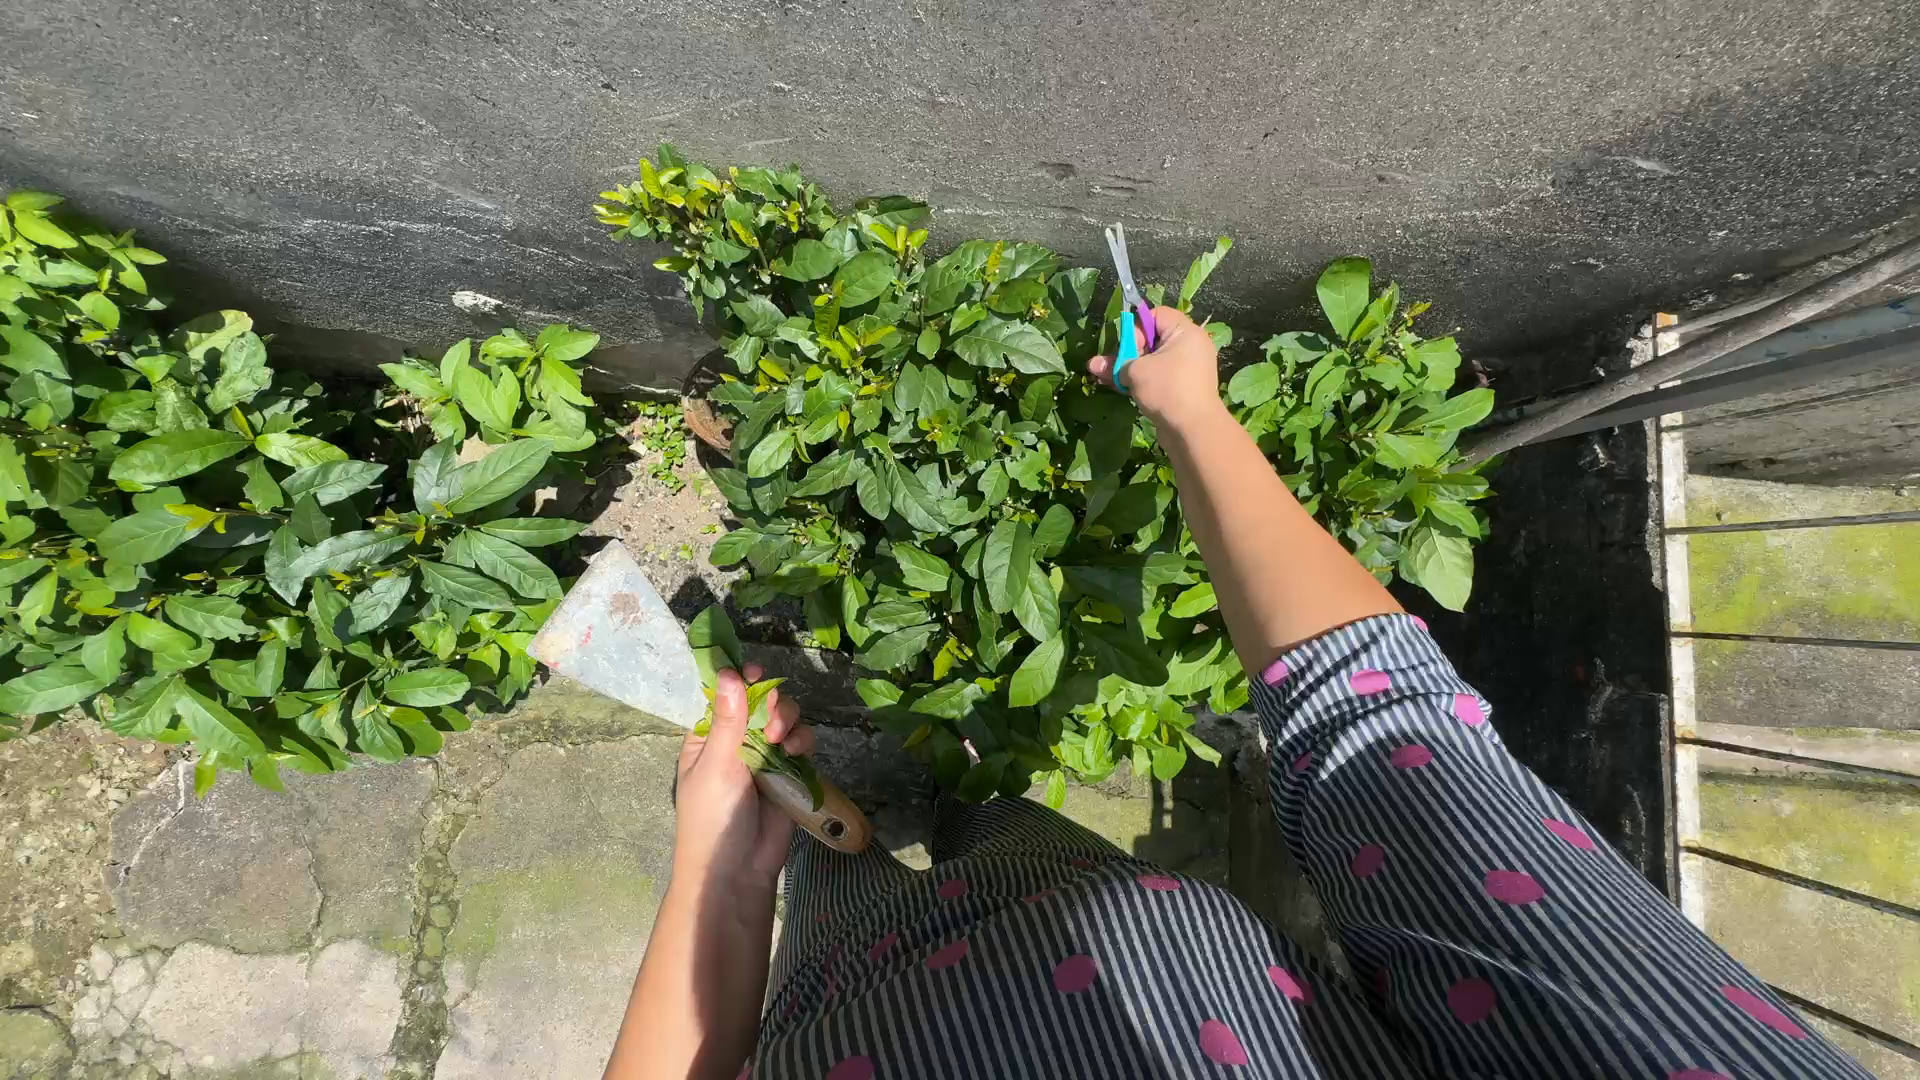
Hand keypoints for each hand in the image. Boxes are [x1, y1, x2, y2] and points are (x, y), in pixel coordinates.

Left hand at [672, 663, 816, 895]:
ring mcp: (765, 755)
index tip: (756, 673)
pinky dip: (803, 741)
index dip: (742, 680)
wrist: (738, 869)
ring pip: (785, 718)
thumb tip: (730, 672)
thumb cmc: (713, 816)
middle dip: (771, 703)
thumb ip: (729, 719)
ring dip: (788, 720)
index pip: (727, 696)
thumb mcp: (715, 764)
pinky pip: (802, 741)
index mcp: (709, 737)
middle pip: (762, 701)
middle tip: (773, 719)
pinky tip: (797, 753)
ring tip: (783, 741)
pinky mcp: (790, 770)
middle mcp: (738, 741)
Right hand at [1087, 305, 1225, 431]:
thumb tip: (1093, 364)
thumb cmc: (1167, 389)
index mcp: (1185, 332)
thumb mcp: (1135, 372)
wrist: (1193, 429)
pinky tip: (1118, 387)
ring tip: (1103, 377)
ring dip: (1128, 369)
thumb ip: (1115, 364)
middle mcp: (1189, 346)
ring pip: (1151, 362)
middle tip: (1109, 366)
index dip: (1136, 328)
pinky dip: (1140, 381)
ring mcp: (1186, 369)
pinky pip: (1157, 377)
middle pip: (1152, 340)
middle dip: (1126, 353)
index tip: (1127, 347)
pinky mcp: (1181, 388)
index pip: (1156, 315)